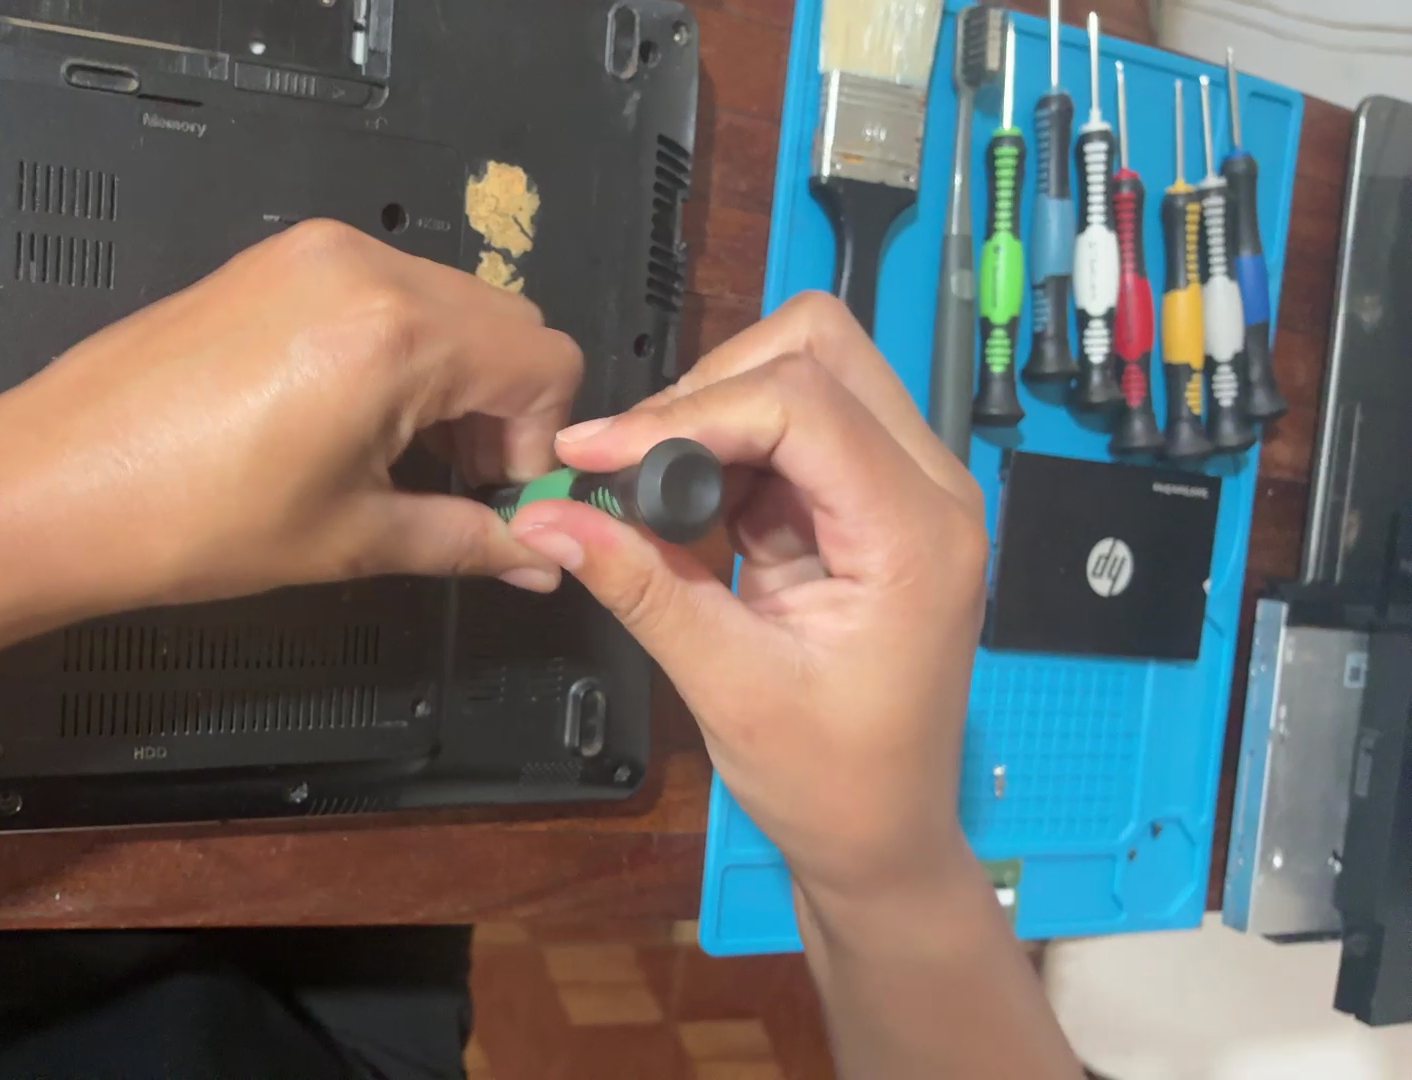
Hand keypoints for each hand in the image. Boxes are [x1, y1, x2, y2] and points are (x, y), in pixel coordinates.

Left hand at [0, 220, 583, 612]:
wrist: (49, 487)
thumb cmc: (198, 524)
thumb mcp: (353, 541)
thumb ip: (468, 542)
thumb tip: (543, 560)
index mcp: (398, 334)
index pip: (546, 362)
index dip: (539, 442)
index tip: (497, 499)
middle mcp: (369, 266)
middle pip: (509, 326)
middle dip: (504, 410)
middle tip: (454, 483)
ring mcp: (319, 250)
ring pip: (454, 307)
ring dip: (459, 382)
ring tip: (403, 456)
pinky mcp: (281, 257)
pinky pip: (392, 293)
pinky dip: (409, 353)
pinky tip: (359, 414)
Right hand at [506, 293, 987, 904]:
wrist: (879, 830)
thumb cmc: (826, 778)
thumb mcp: (724, 683)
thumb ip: (636, 586)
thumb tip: (541, 516)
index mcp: (912, 531)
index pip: (799, 404)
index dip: (686, 414)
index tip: (592, 454)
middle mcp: (919, 484)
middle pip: (817, 348)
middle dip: (710, 384)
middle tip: (634, 457)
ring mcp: (888, 485)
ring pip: (796, 372)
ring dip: (707, 410)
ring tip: (642, 480)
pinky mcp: (848, 500)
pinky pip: (777, 429)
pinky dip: (713, 446)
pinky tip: (675, 499)